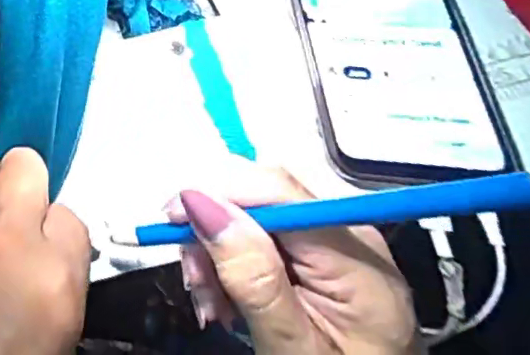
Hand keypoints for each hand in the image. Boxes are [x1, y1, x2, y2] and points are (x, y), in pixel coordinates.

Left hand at [0, 147, 91, 354]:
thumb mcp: (57, 334)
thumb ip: (62, 274)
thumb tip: (59, 248)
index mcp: (51, 274)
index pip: (74, 217)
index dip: (65, 235)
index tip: (58, 251)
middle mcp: (4, 237)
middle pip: (26, 164)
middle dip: (32, 186)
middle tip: (29, 222)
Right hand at [172, 163, 416, 353]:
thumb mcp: (291, 348)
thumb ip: (252, 277)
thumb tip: (200, 201)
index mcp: (358, 258)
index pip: (276, 189)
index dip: (218, 191)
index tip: (172, 218)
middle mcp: (349, 234)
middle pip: (260, 196)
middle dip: (214, 228)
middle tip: (193, 279)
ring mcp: (334, 242)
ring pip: (251, 212)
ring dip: (216, 247)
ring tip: (209, 298)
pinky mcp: (318, 255)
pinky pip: (260, 232)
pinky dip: (231, 257)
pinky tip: (225, 294)